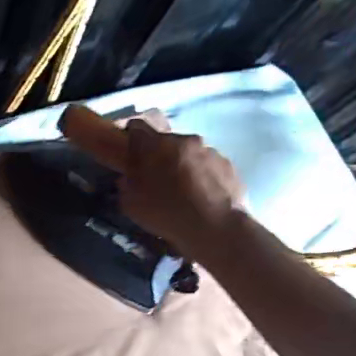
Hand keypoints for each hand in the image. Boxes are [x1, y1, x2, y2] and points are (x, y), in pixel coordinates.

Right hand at [59, 104, 245, 255]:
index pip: (137, 127)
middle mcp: (184, 139)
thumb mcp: (131, 204)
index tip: (130, 153)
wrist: (215, 228)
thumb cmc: (167, 214)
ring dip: (183, 166)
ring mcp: (210, 150)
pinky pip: (209, 165)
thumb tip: (128, 177)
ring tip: (183, 192)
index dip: (131, 138)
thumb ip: (126, 184)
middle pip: (166, 141)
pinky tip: (202, 197)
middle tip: (157, 179)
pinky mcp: (228, 164)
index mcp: (156, 145)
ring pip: (189, 153)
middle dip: (160, 156)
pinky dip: (203, 176)